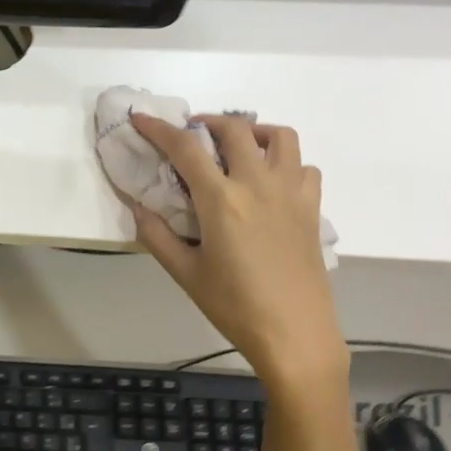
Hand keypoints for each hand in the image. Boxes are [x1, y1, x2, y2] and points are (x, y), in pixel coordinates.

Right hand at [126, 114, 346, 388]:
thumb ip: (157, 235)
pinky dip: (283, 160)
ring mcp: (292, 192)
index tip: (141, 119)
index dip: (160, 129)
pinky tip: (267, 180)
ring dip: (252, 131)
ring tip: (234, 146)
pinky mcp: (312, 206)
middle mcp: (259, 184)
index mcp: (222, 200)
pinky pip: (302, 165)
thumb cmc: (233, 305)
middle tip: (188, 134)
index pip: (186, 149)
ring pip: (279, 136)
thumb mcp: (184, 273)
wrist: (294, 331)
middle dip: (206, 123)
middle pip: (235, 129)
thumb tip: (138, 207)